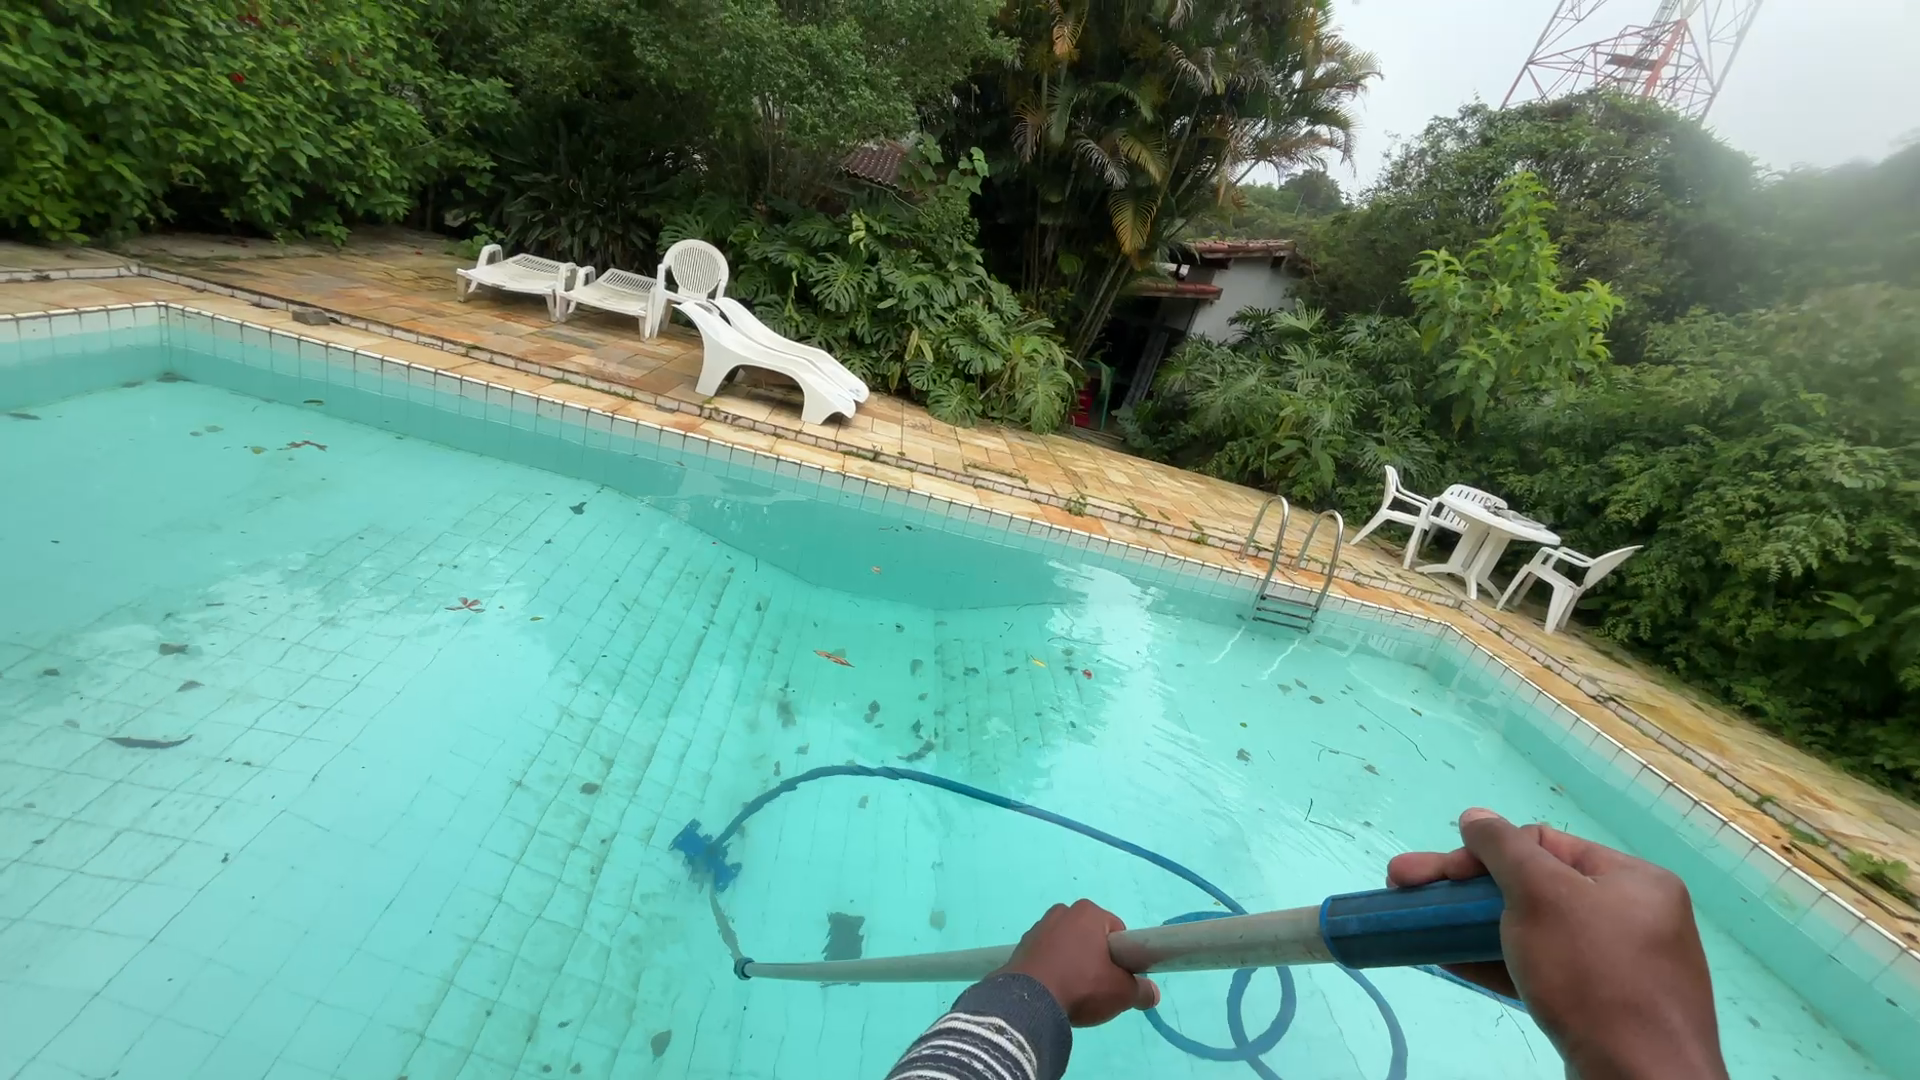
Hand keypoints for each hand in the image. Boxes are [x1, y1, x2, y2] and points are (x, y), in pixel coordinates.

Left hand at [995, 899, 1159, 1025]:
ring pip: (1067, 944)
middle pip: (1090, 936)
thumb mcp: (1121, 992)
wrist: (1030, 1002)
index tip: (1117, 976)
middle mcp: (1063, 911)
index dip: (1121, 954)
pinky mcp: (1023, 944)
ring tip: (1073, 991)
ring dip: (1072, 961)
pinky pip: (1047, 954)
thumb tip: (1152, 993)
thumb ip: (1141, 990)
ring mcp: (1040, 926)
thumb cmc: (1081, 986)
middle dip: (1096, 957)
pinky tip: (1054, 989)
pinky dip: (1052, 967)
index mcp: (1088, 912)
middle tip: (1097, 985)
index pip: (1116, 930)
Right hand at [1388, 808, 1727, 1079]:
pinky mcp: (1600, 1003)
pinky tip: (1449, 957)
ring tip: (1420, 923)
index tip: (1440, 874)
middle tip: (1404, 885)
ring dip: (1467, 921)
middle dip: (1461, 886)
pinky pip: (1537, 964)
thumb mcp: (1539, 892)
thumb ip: (1501, 846)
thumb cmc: (1590, 972)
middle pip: (1527, 884)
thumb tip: (1475, 815)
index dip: (1482, 853)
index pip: (1539, 844)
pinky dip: (1492, 956)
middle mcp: (1630, 915)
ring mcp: (1617, 963)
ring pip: (1525, 925)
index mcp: (1632, 880)